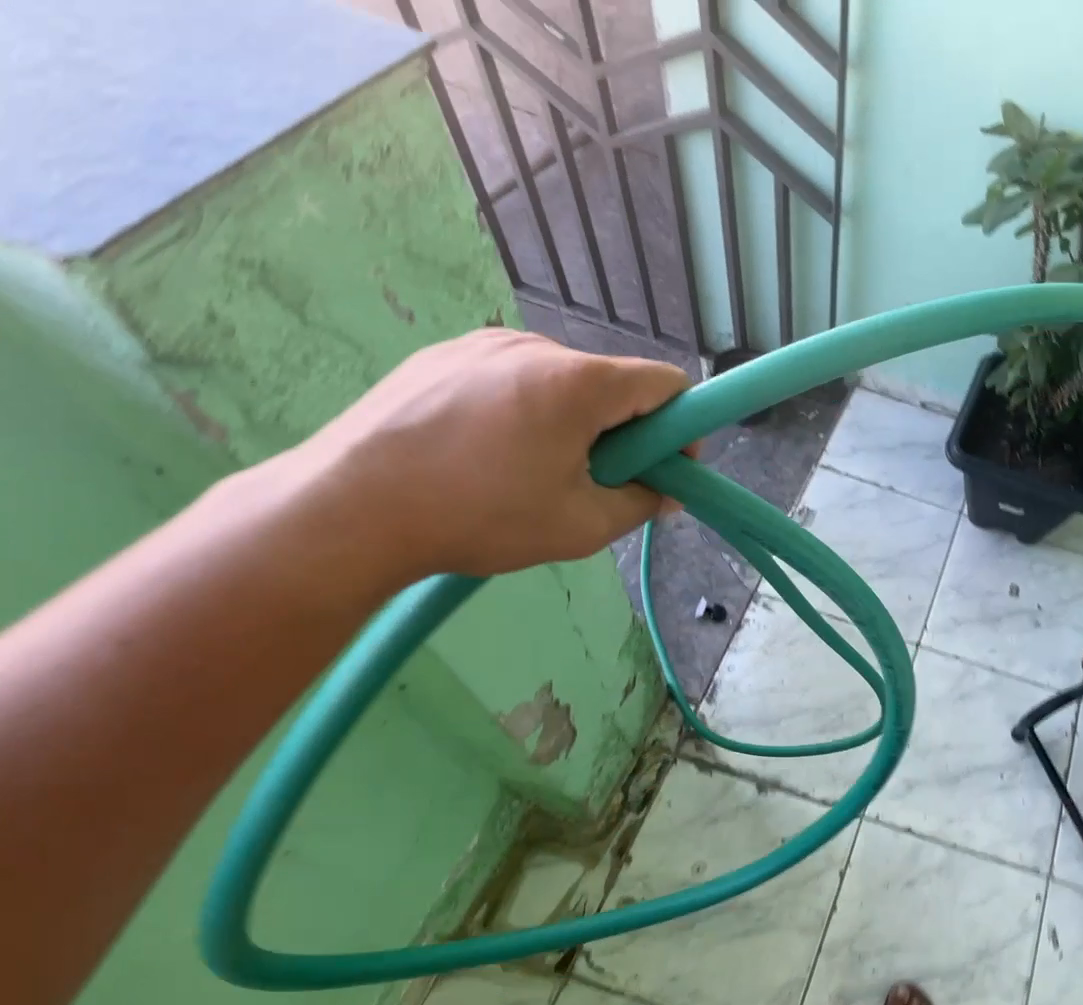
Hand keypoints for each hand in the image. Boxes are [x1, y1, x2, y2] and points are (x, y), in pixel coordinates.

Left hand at [289, 328, 692, 579]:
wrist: (346, 508)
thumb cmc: (478, 516)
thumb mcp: (580, 527)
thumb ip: (642, 503)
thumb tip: (666, 492)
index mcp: (579, 382)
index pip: (666, 384)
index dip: (681, 427)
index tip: (666, 469)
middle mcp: (535, 346)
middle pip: (611, 384)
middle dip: (621, 432)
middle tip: (592, 483)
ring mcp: (481, 344)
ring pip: (558, 381)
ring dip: (569, 421)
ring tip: (526, 471)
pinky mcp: (440, 356)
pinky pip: (508, 378)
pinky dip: (520, 411)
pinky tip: (481, 454)